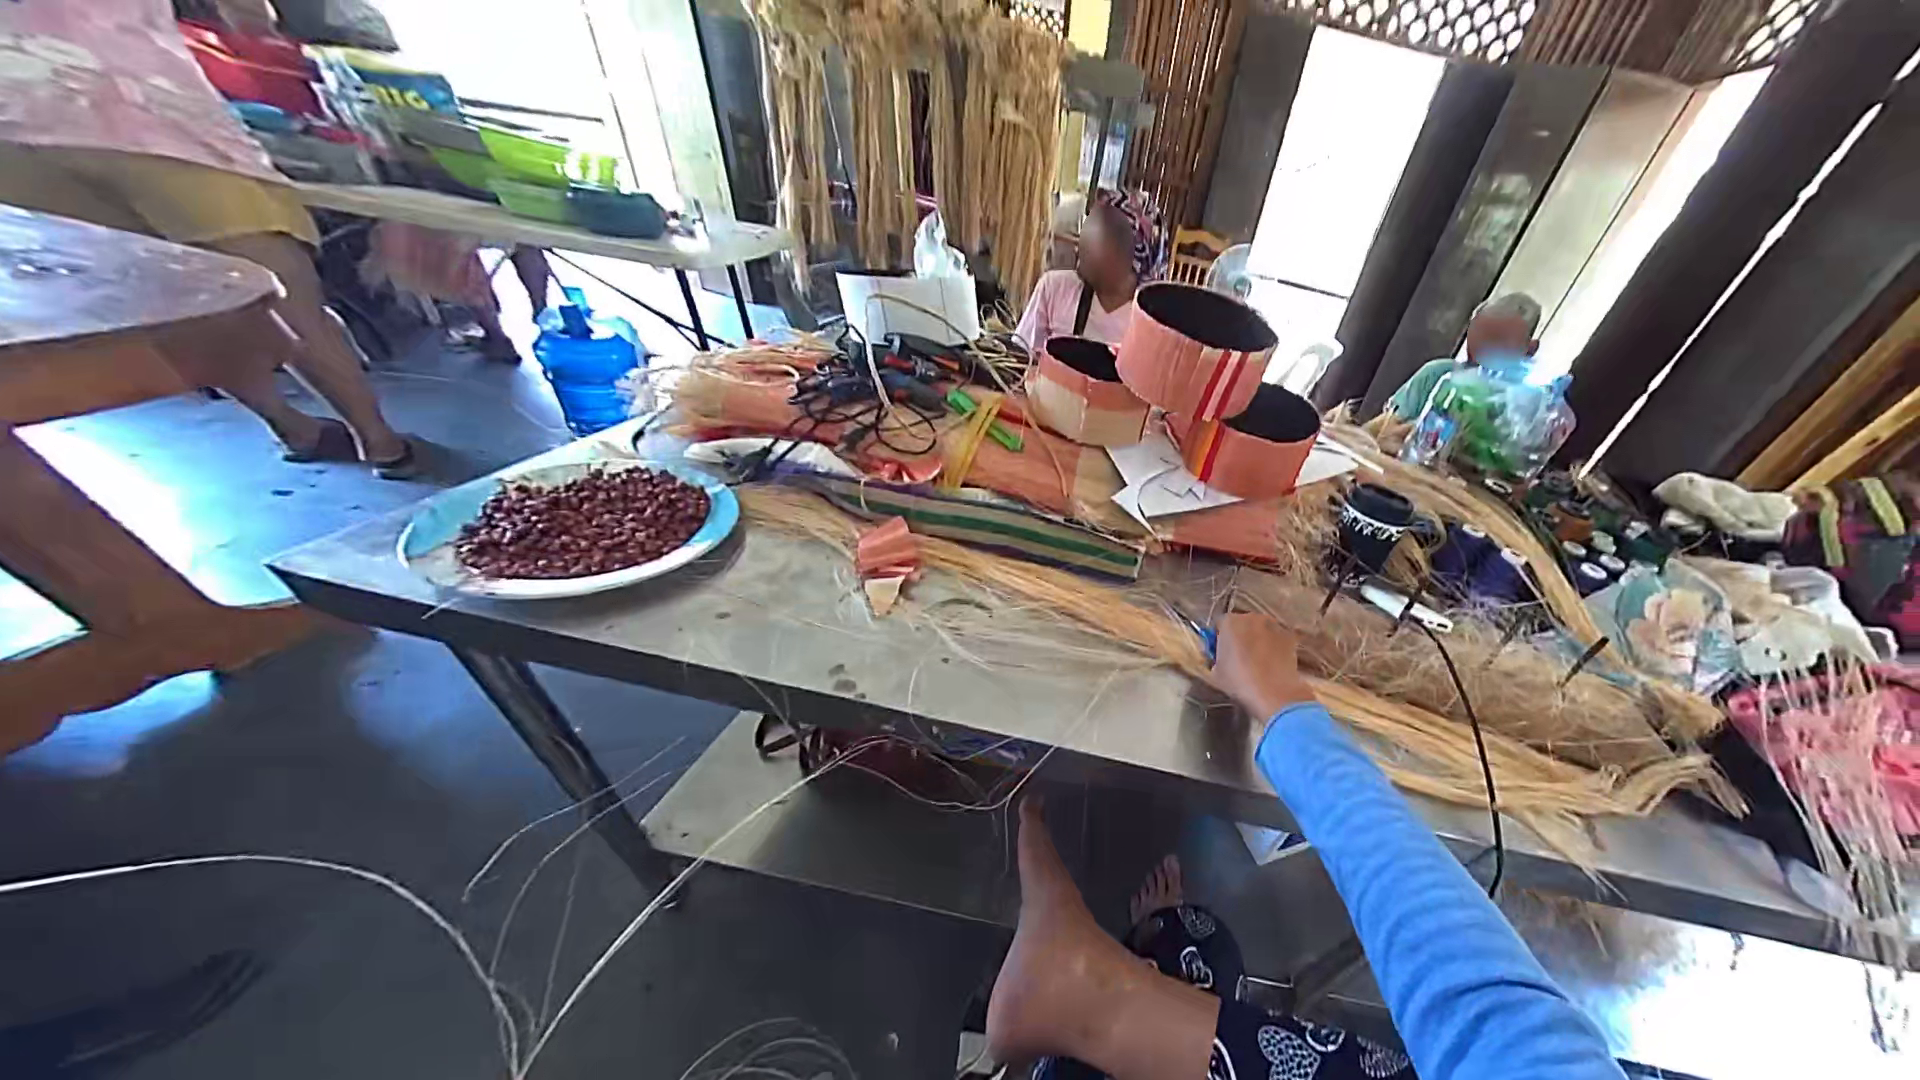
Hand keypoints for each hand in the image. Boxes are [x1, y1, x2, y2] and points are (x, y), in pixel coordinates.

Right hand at [1211, 613, 1316, 718]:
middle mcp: (1252, 617)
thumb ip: (1216, 656)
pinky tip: (1273, 663)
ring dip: (1258, 639)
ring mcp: (1274, 626)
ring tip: (1258, 661)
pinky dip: (1274, 646)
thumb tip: (1222, 656)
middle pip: (1242, 624)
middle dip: (1240, 636)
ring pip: (1261, 630)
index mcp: (1229, 622)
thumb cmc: (1239, 680)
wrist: (1274, 693)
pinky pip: (1276, 638)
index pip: (1220, 625)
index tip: (1221, 652)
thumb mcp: (1215, 670)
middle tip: (1239, 656)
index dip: (1219, 638)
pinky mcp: (1290, 637)